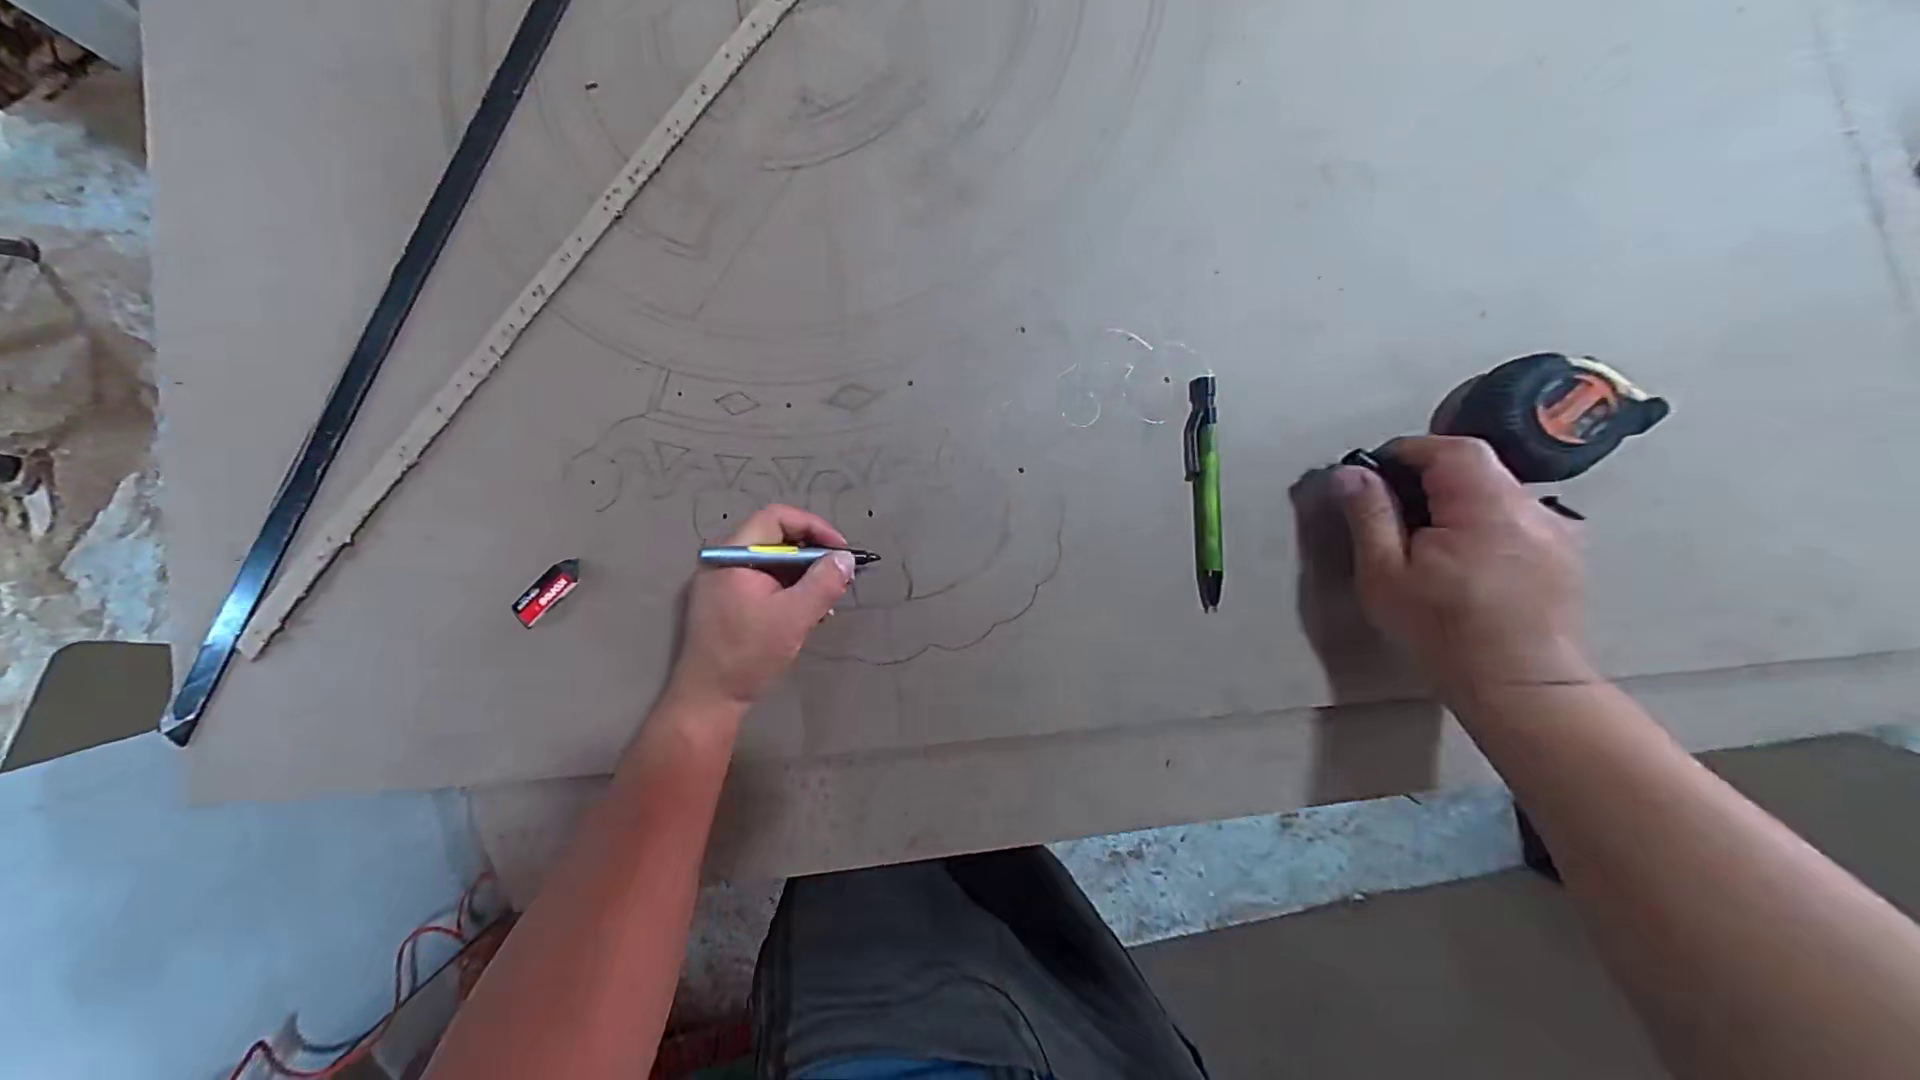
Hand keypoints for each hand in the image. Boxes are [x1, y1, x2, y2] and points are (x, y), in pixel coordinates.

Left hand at [667, 504, 854, 710]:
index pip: (777, 518)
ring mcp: (722, 581)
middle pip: (776, 539)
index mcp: (731, 554)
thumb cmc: (747, 655)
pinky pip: (764, 582)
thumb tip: (846, 558)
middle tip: (839, 576)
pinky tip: (808, 614)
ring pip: (773, 563)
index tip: (841, 551)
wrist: (707, 700)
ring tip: (827, 601)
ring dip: (804, 576)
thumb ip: (823, 583)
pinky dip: (789, 590)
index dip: (814, 528)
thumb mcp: (793, 617)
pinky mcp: (726, 602)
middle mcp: (723, 560)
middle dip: (813, 555)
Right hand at [1333, 435, 1594, 693]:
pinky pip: (1515, 517)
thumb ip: (1369, 516)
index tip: (1375, 469)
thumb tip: (1351, 473)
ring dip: (1455, 500)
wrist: (1520, 686)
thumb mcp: (1385, 575)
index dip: (1407, 451)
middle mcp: (1531, 509)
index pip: (1449, 449)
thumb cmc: (1446, 633)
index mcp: (1486, 506)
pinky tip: (1462, 559)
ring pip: (1495, 492)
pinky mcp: (1563, 553)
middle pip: (1475, 467)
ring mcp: (1555, 530)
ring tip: (1425, 540)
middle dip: (1428, 476)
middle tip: (1392, 507)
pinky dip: (1482, 521)